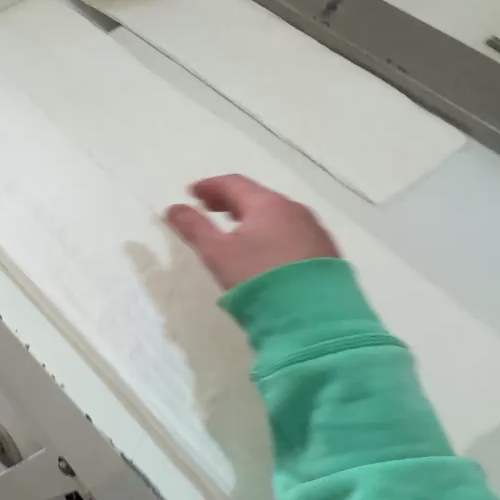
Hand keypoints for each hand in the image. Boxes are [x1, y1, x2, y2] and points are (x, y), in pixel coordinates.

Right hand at [165, 174, 338, 290]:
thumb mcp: (216, 252)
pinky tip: (263, 248)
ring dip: (251, 216)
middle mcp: (295, 210)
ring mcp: (315, 231)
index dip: (210, 185)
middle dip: (229, 200)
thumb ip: (193, 227)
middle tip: (208, 208)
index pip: (234, 183)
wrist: (312, 316)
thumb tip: (173, 208)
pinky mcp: (326, 252)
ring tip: (234, 228)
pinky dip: (271, 231)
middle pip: (257, 196)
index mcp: (268, 204)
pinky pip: (292, 231)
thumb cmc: (257, 276)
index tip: (191, 192)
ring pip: (277, 214)